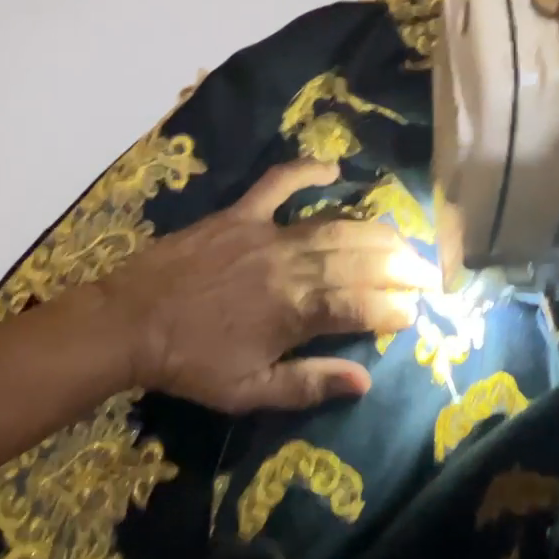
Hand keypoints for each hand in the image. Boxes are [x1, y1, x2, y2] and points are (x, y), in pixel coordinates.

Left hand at [92, 160, 440, 412]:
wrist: (130, 321)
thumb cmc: (190, 362)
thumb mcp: (248, 391)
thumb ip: (308, 385)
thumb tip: (365, 381)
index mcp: (293, 313)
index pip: (361, 306)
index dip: (394, 309)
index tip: (415, 313)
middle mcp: (289, 267)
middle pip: (358, 260)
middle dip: (400, 266)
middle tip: (427, 272)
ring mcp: (265, 234)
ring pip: (333, 226)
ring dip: (373, 231)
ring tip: (402, 238)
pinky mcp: (238, 215)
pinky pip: (277, 185)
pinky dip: (305, 171)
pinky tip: (333, 168)